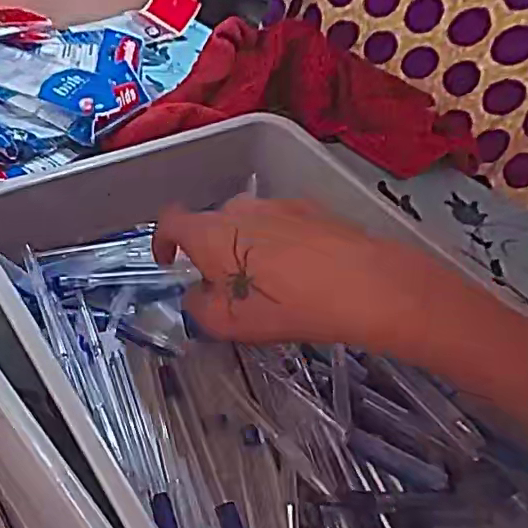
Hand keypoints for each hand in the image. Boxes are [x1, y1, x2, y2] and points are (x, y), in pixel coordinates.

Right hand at [153, 196, 501, 361]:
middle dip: (209, 252)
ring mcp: (278, 204)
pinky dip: (276, 243)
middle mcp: (239, 208)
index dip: (161, 241)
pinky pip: (279, 224)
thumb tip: (198, 292)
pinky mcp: (311, 208)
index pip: (170, 222)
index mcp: (210, 232)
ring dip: (244, 247)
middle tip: (225, 286)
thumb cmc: (286, 305)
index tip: (168, 262)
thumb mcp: (227, 323)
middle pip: (211, 225)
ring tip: (268, 281)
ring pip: (246, 224)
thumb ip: (198, 305)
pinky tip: (299, 271)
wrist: (366, 285)